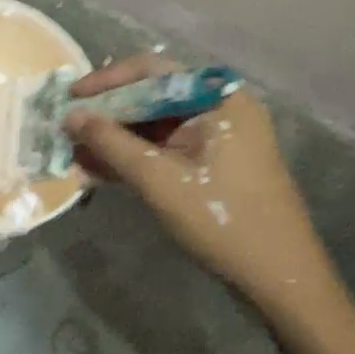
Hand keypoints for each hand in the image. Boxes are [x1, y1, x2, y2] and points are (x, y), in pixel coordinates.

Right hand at [63, 52, 333, 303]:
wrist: (285, 283)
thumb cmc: (224, 220)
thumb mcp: (158, 180)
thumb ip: (110, 142)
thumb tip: (69, 116)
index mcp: (218, 98)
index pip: (151, 69)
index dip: (106, 80)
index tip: (70, 96)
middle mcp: (222, 106)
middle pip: (152, 94)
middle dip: (108, 112)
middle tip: (70, 126)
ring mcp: (222, 135)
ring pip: (157, 122)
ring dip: (118, 136)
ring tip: (78, 152)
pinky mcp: (218, 161)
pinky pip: (169, 145)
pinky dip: (138, 154)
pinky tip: (102, 170)